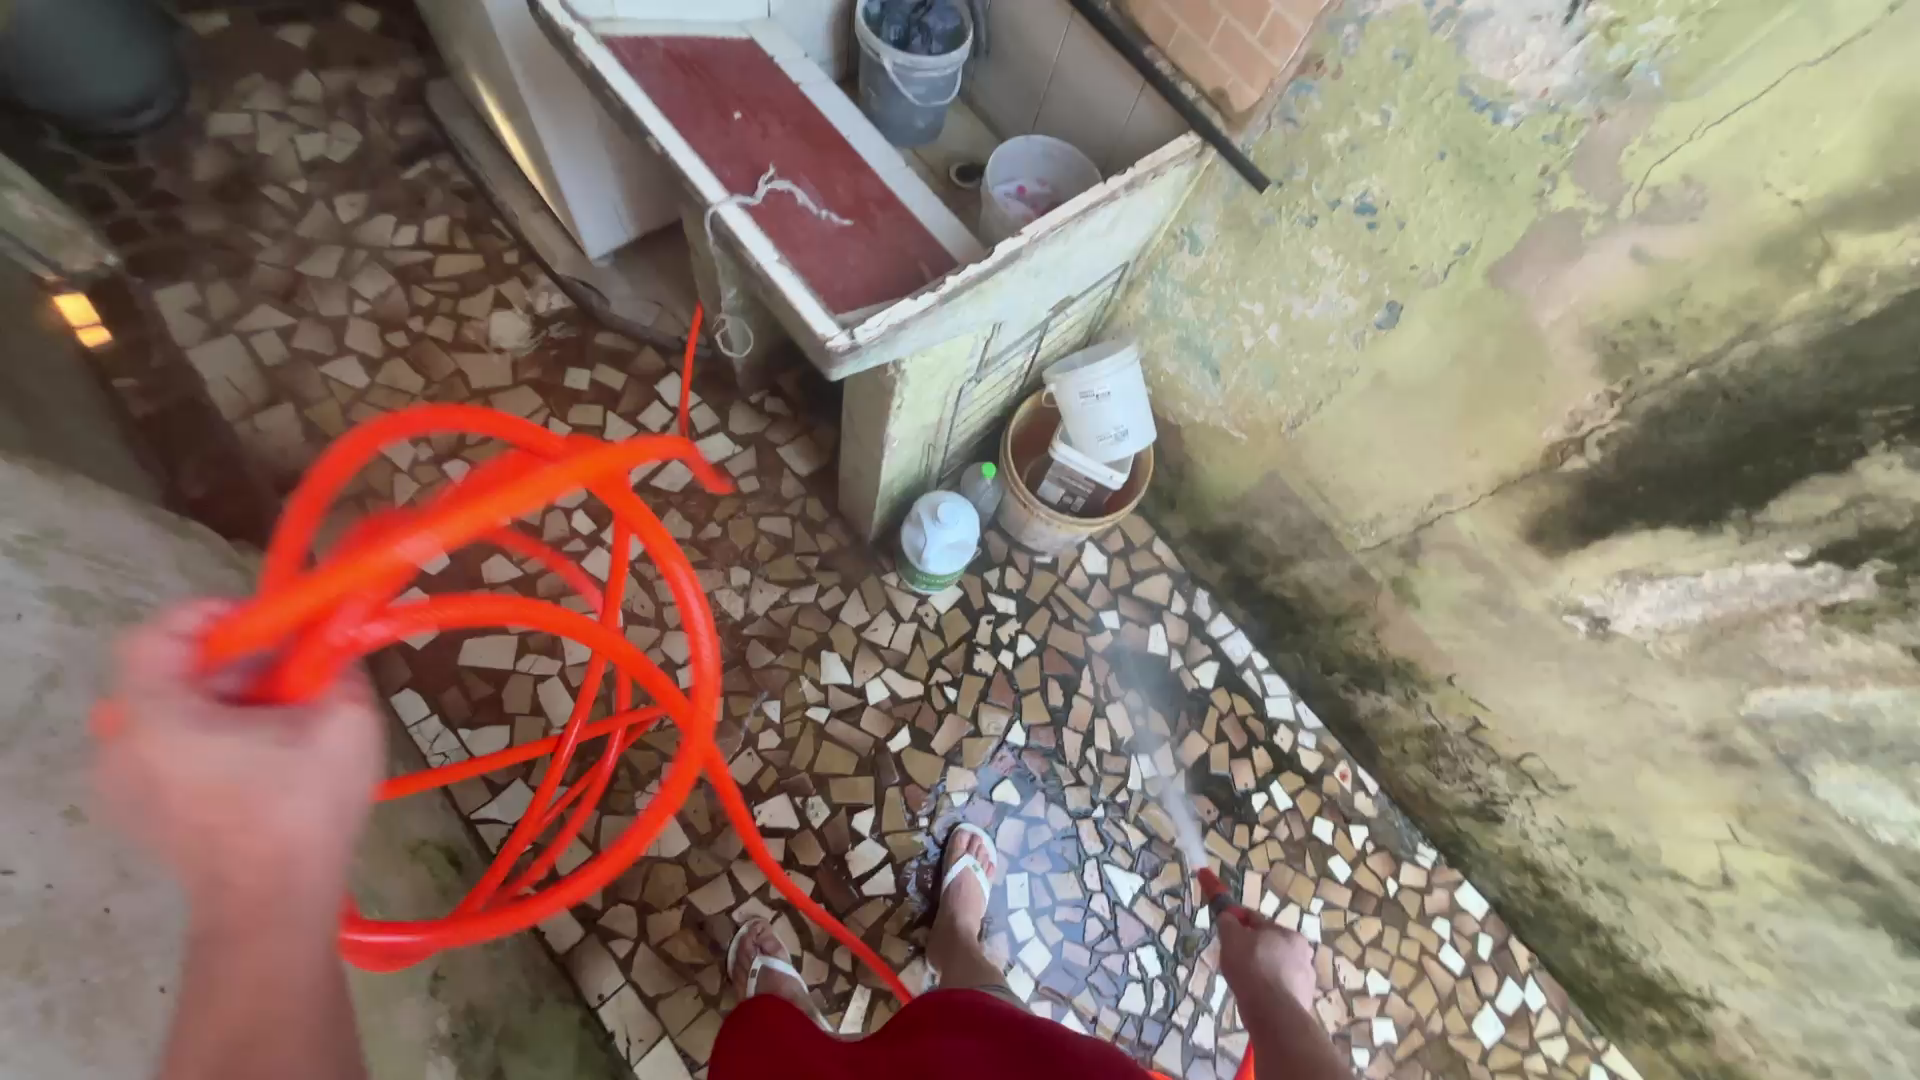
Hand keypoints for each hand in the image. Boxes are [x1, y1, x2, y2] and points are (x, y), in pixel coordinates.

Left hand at [94, 601, 385, 917]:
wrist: (274, 897)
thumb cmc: (305, 801)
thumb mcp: (345, 717)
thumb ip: (338, 663)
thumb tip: (338, 637)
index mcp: (158, 717)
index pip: (157, 635)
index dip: (215, 613)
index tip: (274, 620)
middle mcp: (120, 745)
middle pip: (171, 675)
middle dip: (240, 661)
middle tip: (300, 670)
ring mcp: (121, 784)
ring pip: (175, 714)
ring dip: (231, 700)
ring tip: (292, 717)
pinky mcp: (140, 811)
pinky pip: (171, 750)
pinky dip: (216, 735)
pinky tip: (269, 758)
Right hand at [1217, 907, 1317, 1014]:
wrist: (1272, 1012)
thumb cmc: (1252, 966)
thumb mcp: (1231, 937)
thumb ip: (1227, 922)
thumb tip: (1227, 916)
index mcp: (1288, 933)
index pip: (1257, 920)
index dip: (1238, 920)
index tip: (1225, 925)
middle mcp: (1303, 953)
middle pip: (1270, 944)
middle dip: (1253, 946)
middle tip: (1234, 954)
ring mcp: (1305, 980)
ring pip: (1276, 966)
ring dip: (1262, 967)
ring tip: (1243, 976)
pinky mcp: (1303, 1001)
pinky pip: (1280, 987)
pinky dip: (1268, 987)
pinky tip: (1255, 992)